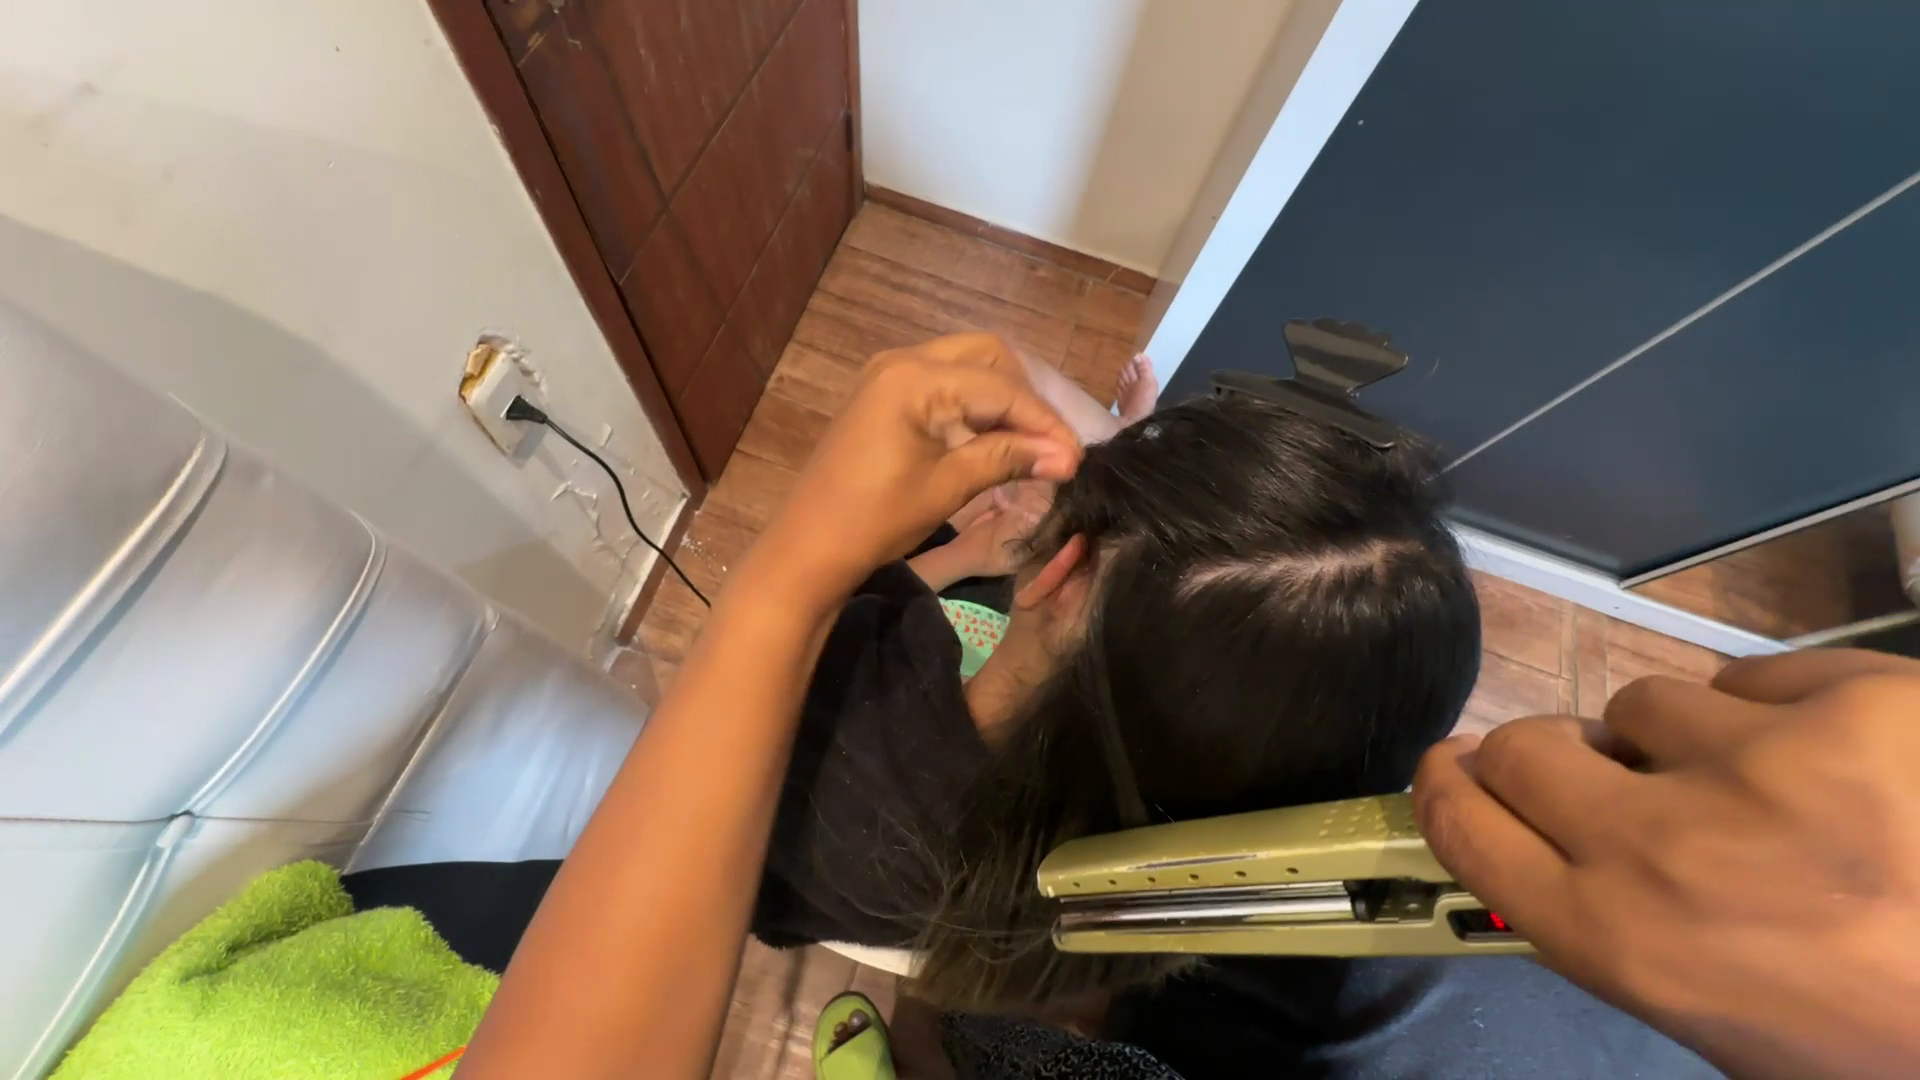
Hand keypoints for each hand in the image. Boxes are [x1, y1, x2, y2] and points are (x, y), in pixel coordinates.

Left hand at [749, 334, 1080, 604]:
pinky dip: (973, 409)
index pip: (1000, 386)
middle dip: (1025, 398)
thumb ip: (1008, 458)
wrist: (808, 549)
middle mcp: (902, 361)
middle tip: (1050, 443)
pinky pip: (942, 387)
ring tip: (1030, 445)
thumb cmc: (875, 519)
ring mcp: (888, 377)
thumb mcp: (948, 486)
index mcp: (914, 378)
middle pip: (987, 357)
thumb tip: (1068, 457)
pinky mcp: (883, 398)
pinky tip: (993, 441)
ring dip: (1001, 401)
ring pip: (966, 369)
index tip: (1077, 456)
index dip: (1044, 421)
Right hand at [1413, 649, 1919, 1078]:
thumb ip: (1602, 916)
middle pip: (1520, 748)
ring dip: (1691, 743)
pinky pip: (1758, 680)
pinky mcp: (1870, 704)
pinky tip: (1872, 768)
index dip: (1448, 784)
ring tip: (1797, 795)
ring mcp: (1772, 769)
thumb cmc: (1892, 1035)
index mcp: (1628, 941)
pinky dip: (1791, 715)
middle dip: (1561, 761)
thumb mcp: (1723, 1018)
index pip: (1459, 820)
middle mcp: (1668, 852)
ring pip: (1644, 706)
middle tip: (1630, 787)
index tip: (1458, 767)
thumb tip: (1518, 826)